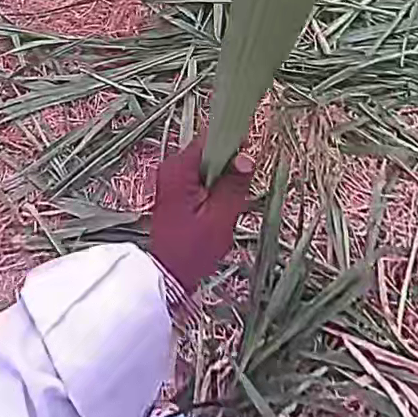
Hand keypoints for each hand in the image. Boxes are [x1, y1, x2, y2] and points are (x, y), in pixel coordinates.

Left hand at [149, 133, 253, 295]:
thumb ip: (233, 186)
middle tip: (241, 188)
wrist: (168, 275)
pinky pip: (198, 180)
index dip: (231, 145)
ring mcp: (170, 180)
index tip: (249, 158)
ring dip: (221, 180)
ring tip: (230, 203)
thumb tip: (246, 158)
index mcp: (177, 168)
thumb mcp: (219, 218)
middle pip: (207, 154)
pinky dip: (212, 189)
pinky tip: (220, 208)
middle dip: (227, 167)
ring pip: (205, 168)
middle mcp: (170, 168)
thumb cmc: (192, 248)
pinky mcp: (173, 192)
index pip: (207, 141)